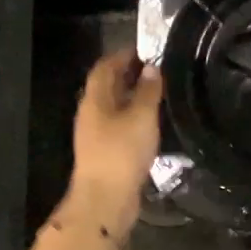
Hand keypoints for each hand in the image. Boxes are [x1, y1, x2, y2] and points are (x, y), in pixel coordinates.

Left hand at [69, 49, 162, 227]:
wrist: (105, 199)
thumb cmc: (121, 152)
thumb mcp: (141, 117)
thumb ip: (148, 91)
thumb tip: (151, 68)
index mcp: (95, 100)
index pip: (104, 67)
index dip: (122, 56)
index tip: (145, 49)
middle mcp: (91, 114)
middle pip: (108, 87)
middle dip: (129, 75)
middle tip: (156, 70)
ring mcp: (96, 135)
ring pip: (114, 108)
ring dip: (133, 98)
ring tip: (159, 93)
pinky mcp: (106, 153)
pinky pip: (119, 127)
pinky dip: (134, 119)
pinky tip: (151, 123)